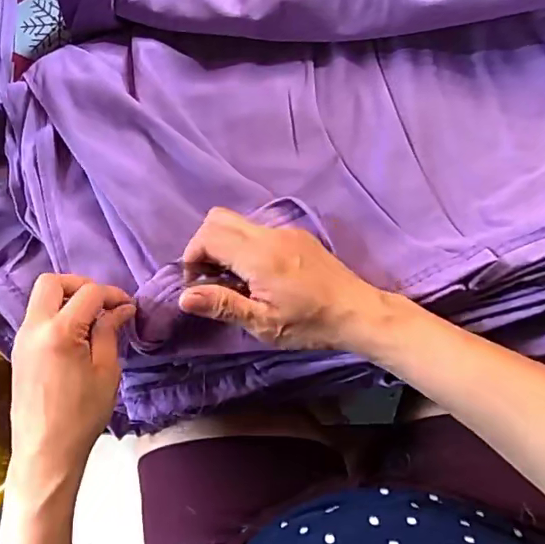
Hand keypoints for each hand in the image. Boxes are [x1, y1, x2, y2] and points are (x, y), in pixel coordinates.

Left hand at [8, 273, 135, 493]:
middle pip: (51, 282)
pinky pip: (36, 319)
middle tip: (103, 303)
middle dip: (80, 285)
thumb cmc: (81, 416)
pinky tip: (76, 336)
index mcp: (59, 331)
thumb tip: (119, 309)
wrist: (45, 451)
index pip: (88, 293)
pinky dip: (56, 315)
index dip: (112, 294)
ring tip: (92, 321)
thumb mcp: (106, 372)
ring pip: (40, 299)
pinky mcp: (18, 351)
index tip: (128, 306)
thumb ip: (109, 332)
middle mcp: (33, 328)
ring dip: (66, 299)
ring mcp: (21, 339)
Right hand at [177, 206, 400, 351]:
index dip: (191, 256)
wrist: (360, 313)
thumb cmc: (310, 324)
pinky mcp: (297, 236)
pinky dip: (243, 246)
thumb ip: (222, 305)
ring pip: (238, 223)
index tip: (196, 283)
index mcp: (259, 255)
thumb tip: (184, 297)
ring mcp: (285, 232)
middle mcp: (270, 234)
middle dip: (203, 245)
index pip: (208, 236)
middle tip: (209, 277)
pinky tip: (256, 275)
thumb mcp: (263, 323)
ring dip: (223, 245)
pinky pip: (257, 230)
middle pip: (218, 219)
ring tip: (232, 279)